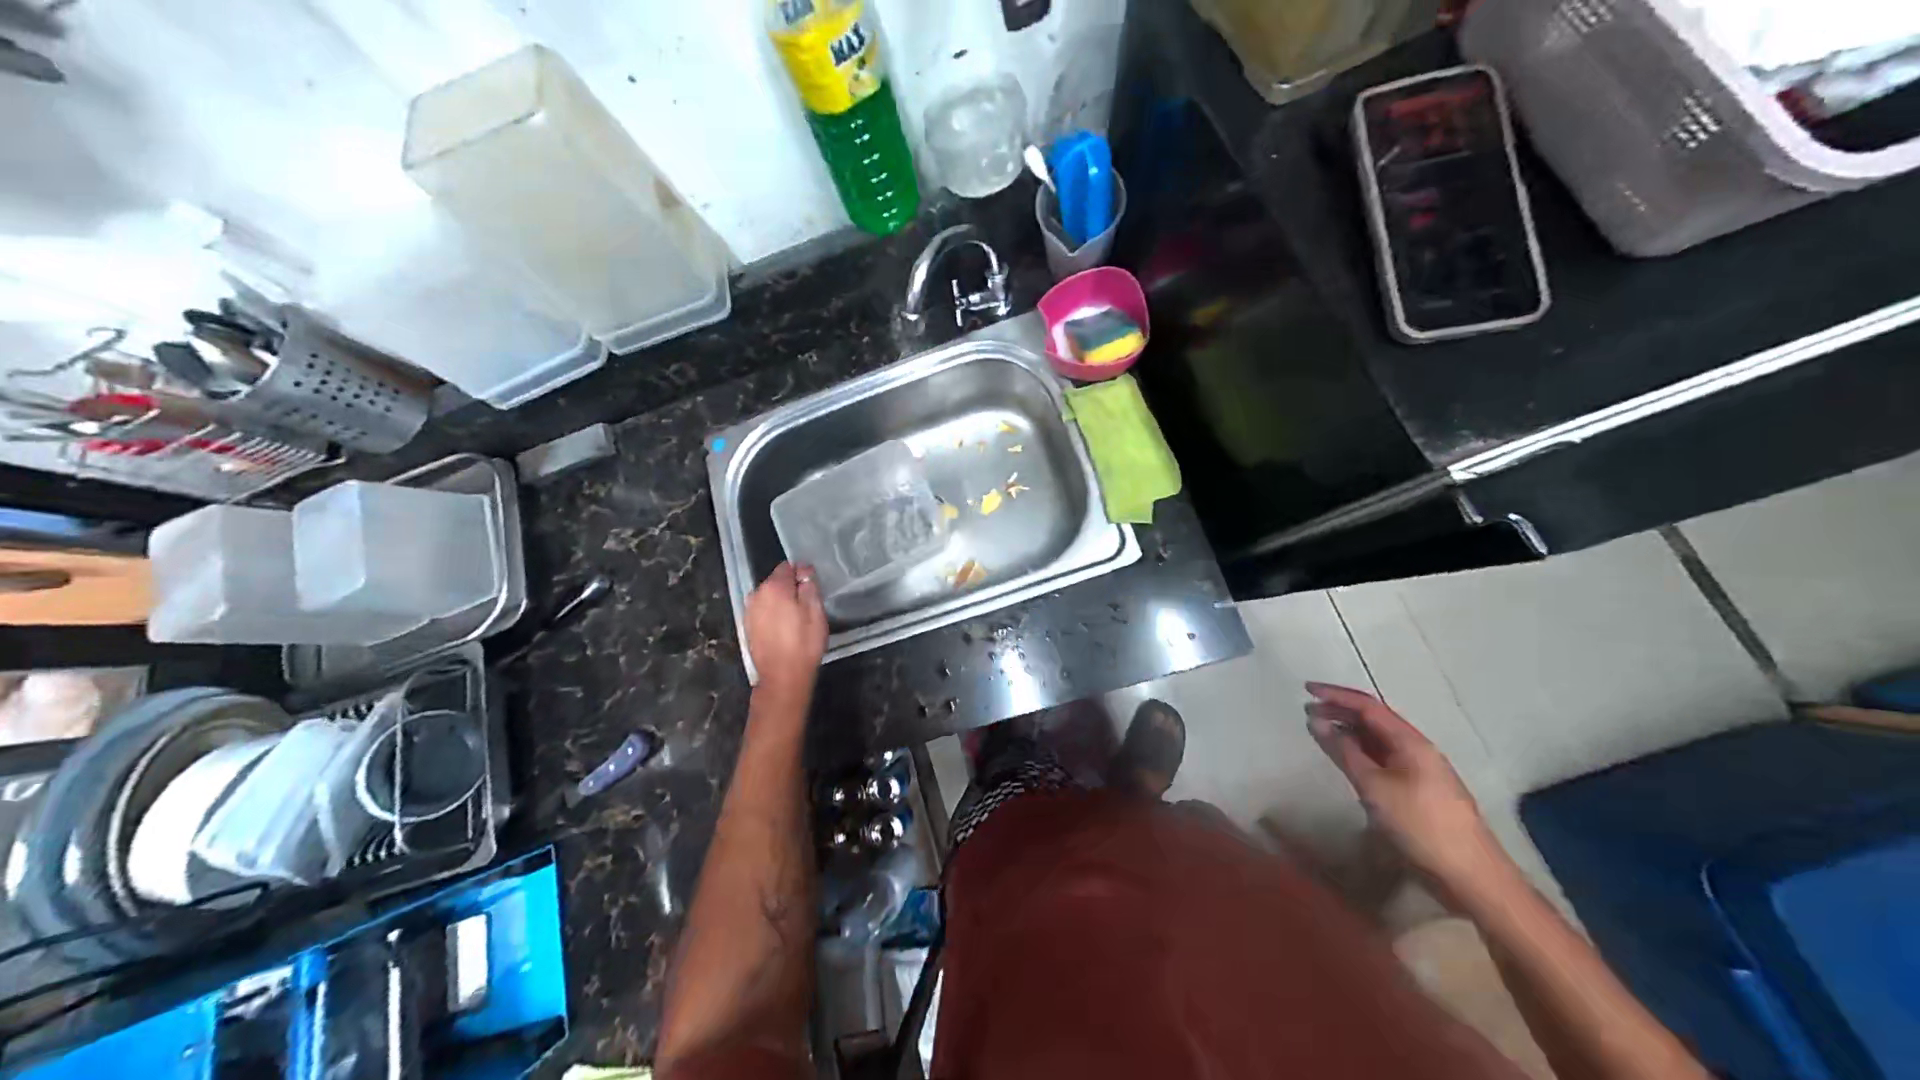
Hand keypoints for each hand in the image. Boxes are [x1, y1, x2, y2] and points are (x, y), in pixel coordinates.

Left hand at [746, 562, 827, 702]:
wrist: (782, 676)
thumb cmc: (804, 643)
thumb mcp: (816, 611)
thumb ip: (809, 585)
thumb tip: (804, 570)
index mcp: (774, 587)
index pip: (787, 566)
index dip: (801, 574)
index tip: (812, 588)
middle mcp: (757, 594)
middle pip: (776, 581)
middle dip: (790, 588)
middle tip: (806, 606)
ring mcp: (749, 611)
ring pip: (769, 597)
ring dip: (780, 602)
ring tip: (795, 619)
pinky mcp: (747, 626)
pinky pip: (763, 611)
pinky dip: (772, 614)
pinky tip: (783, 629)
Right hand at [1304, 682, 1511, 900]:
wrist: (1470, 873)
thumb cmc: (1420, 824)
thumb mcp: (1374, 786)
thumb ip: (1344, 751)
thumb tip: (1317, 722)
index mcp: (1411, 742)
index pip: (1368, 706)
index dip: (1336, 695)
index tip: (1306, 689)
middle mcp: (1417, 749)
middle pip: (1375, 720)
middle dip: (1340, 711)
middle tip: (1307, 710)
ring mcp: (1420, 769)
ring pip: (1379, 740)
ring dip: (1349, 731)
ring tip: (1320, 731)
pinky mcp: (1419, 789)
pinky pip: (1384, 758)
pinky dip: (1360, 752)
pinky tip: (1347, 759)